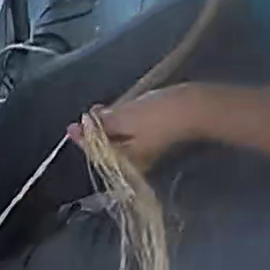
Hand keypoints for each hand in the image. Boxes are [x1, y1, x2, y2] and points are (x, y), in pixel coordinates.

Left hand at [67, 85, 206, 170]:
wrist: (198, 106)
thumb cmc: (161, 114)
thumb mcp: (128, 117)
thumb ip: (106, 122)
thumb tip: (88, 123)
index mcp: (123, 161)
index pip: (95, 152)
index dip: (82, 138)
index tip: (71, 128)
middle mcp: (131, 162)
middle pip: (105, 149)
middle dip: (93, 134)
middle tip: (83, 119)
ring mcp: (143, 152)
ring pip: (116, 141)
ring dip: (105, 128)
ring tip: (95, 115)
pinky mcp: (153, 140)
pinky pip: (129, 135)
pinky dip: (119, 125)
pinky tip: (116, 114)